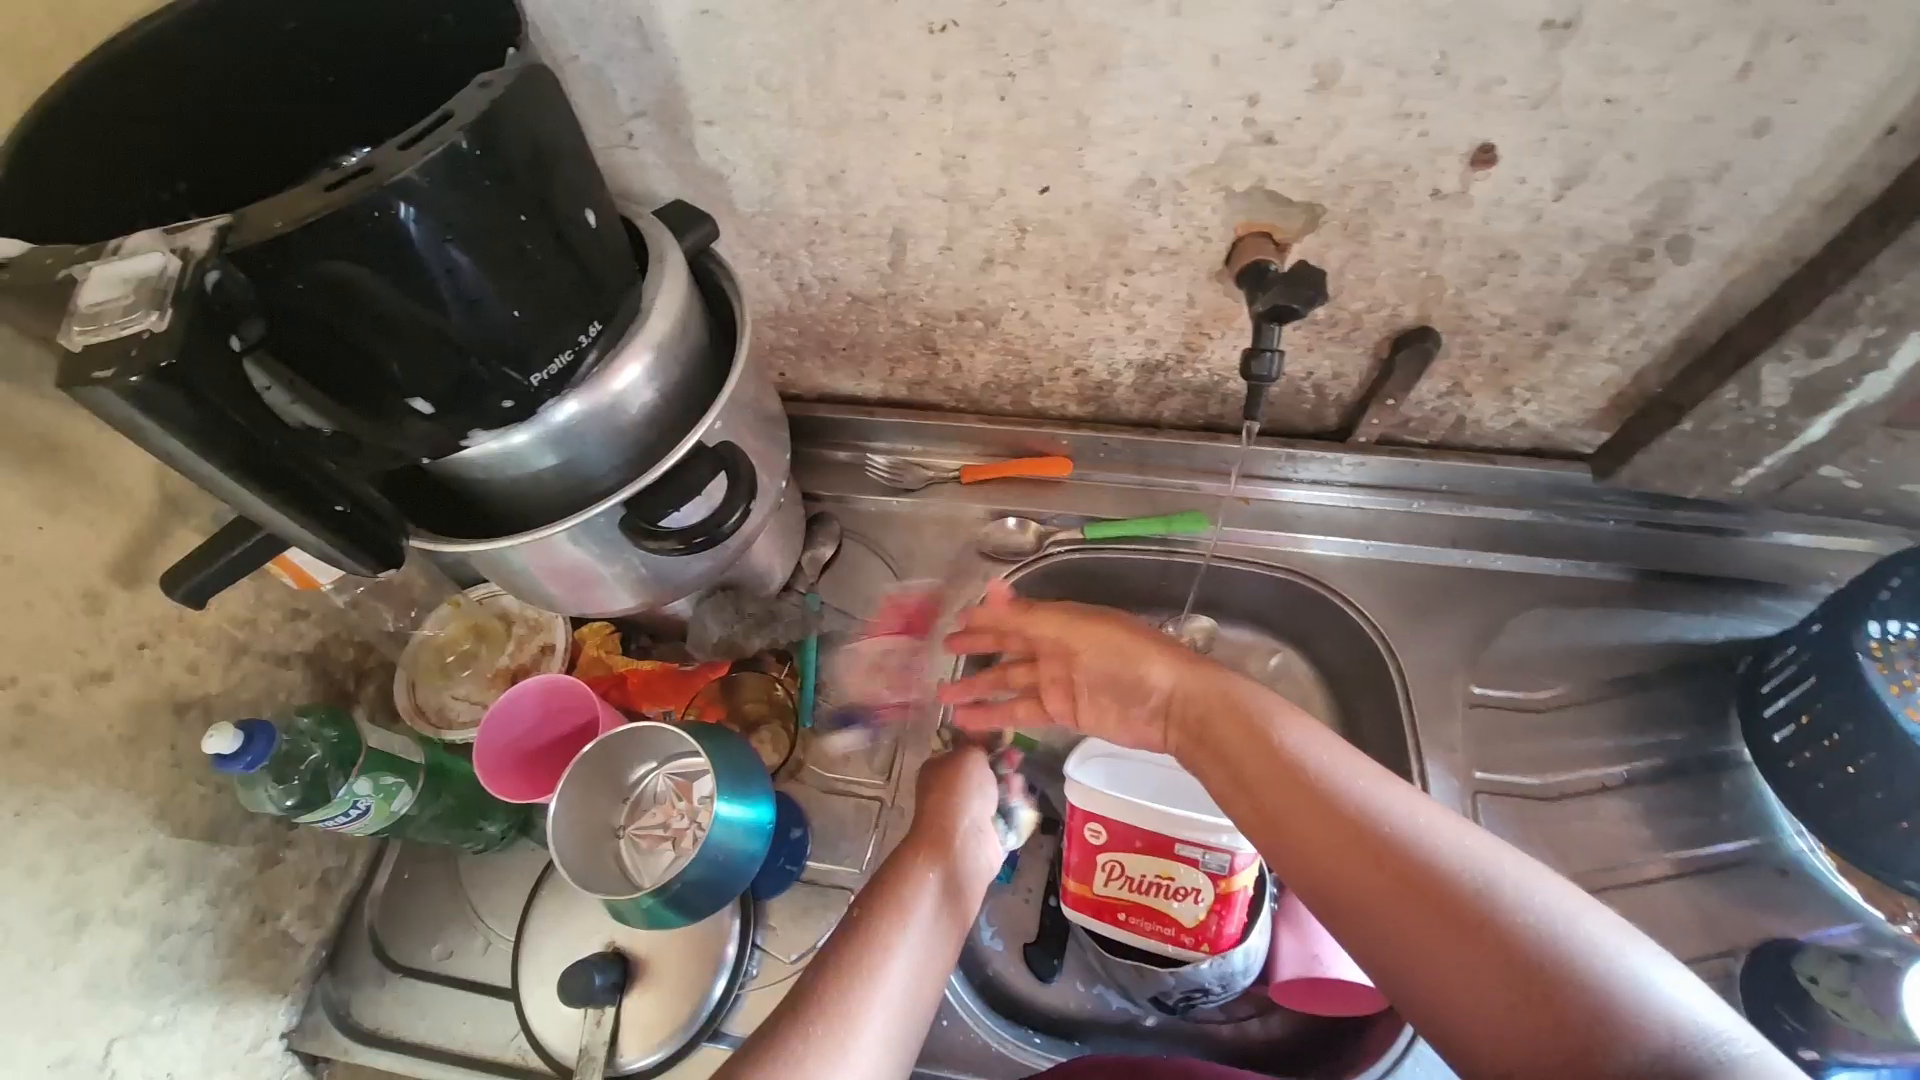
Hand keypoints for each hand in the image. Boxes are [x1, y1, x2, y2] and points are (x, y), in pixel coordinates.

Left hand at [904, 746, 1006, 888]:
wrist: (960, 848)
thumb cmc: (959, 794)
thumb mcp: (967, 755)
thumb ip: (978, 745)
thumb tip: (987, 742)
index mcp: (940, 768)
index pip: (965, 749)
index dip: (985, 742)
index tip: (1005, 738)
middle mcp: (954, 791)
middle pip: (986, 771)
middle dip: (1004, 764)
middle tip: (1017, 760)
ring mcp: (972, 815)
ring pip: (1000, 793)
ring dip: (1013, 787)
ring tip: (1018, 787)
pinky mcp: (990, 836)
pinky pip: (1010, 817)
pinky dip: (1019, 811)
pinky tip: (1023, 805)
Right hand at [937, 580, 1220, 754]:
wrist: (1175, 705)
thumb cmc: (1128, 657)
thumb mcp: (1076, 631)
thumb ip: (1028, 616)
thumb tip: (989, 588)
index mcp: (1061, 621)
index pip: (1015, 618)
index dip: (985, 620)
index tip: (954, 624)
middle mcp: (1057, 647)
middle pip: (1009, 647)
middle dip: (977, 650)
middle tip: (943, 653)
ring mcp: (1061, 682)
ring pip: (1011, 682)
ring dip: (979, 689)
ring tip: (944, 696)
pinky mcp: (1066, 713)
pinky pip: (1023, 711)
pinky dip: (997, 715)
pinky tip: (970, 720)